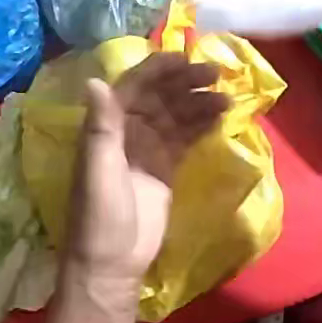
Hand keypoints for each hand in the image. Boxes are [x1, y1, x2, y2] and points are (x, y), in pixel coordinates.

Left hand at [67, 55, 227, 303]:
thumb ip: (101, 124)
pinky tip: (221, 116)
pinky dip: (201, 125)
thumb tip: (95, 80)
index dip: (158, 69)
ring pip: (176, 114)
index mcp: (107, 125)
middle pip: (159, 95)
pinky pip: (185, 137)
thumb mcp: (98, 168)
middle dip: (185, 81)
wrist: (112, 264)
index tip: (186, 58)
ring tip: (226, 98)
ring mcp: (147, 148)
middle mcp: (127, 130)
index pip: (134, 86)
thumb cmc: (99, 215)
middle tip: (215, 74)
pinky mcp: (165, 167)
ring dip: (198, 102)